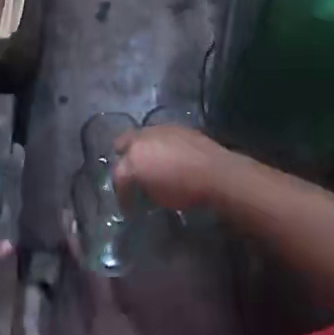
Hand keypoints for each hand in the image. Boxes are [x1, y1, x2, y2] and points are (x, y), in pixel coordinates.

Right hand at [112, 125, 236, 210]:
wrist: (215, 172)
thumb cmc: (185, 191)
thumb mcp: (159, 198)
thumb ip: (144, 189)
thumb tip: (143, 188)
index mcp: (133, 159)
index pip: (118, 177)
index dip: (123, 195)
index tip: (129, 208)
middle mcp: (140, 139)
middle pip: (122, 145)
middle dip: (124, 161)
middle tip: (132, 176)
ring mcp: (157, 129)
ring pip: (139, 136)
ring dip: (141, 150)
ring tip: (150, 164)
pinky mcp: (173, 126)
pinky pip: (158, 134)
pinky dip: (157, 144)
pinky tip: (168, 156)